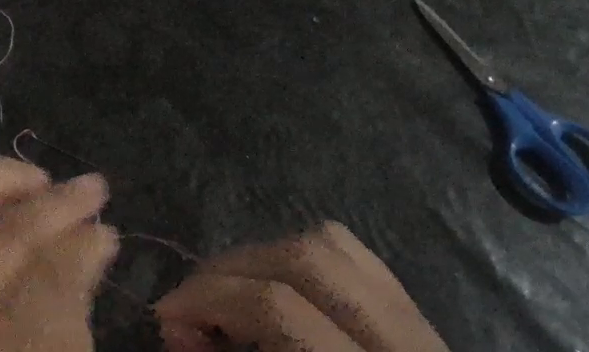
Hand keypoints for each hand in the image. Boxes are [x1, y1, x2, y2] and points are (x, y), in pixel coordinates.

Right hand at [154, 223, 448, 351]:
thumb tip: (180, 329)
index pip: (279, 309)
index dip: (209, 300)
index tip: (166, 318)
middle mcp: (406, 347)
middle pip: (305, 262)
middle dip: (230, 271)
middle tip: (191, 304)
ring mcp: (423, 328)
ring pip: (332, 246)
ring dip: (264, 257)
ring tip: (231, 294)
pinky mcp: (421, 318)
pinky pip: (358, 257)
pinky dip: (305, 258)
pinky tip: (279, 285)